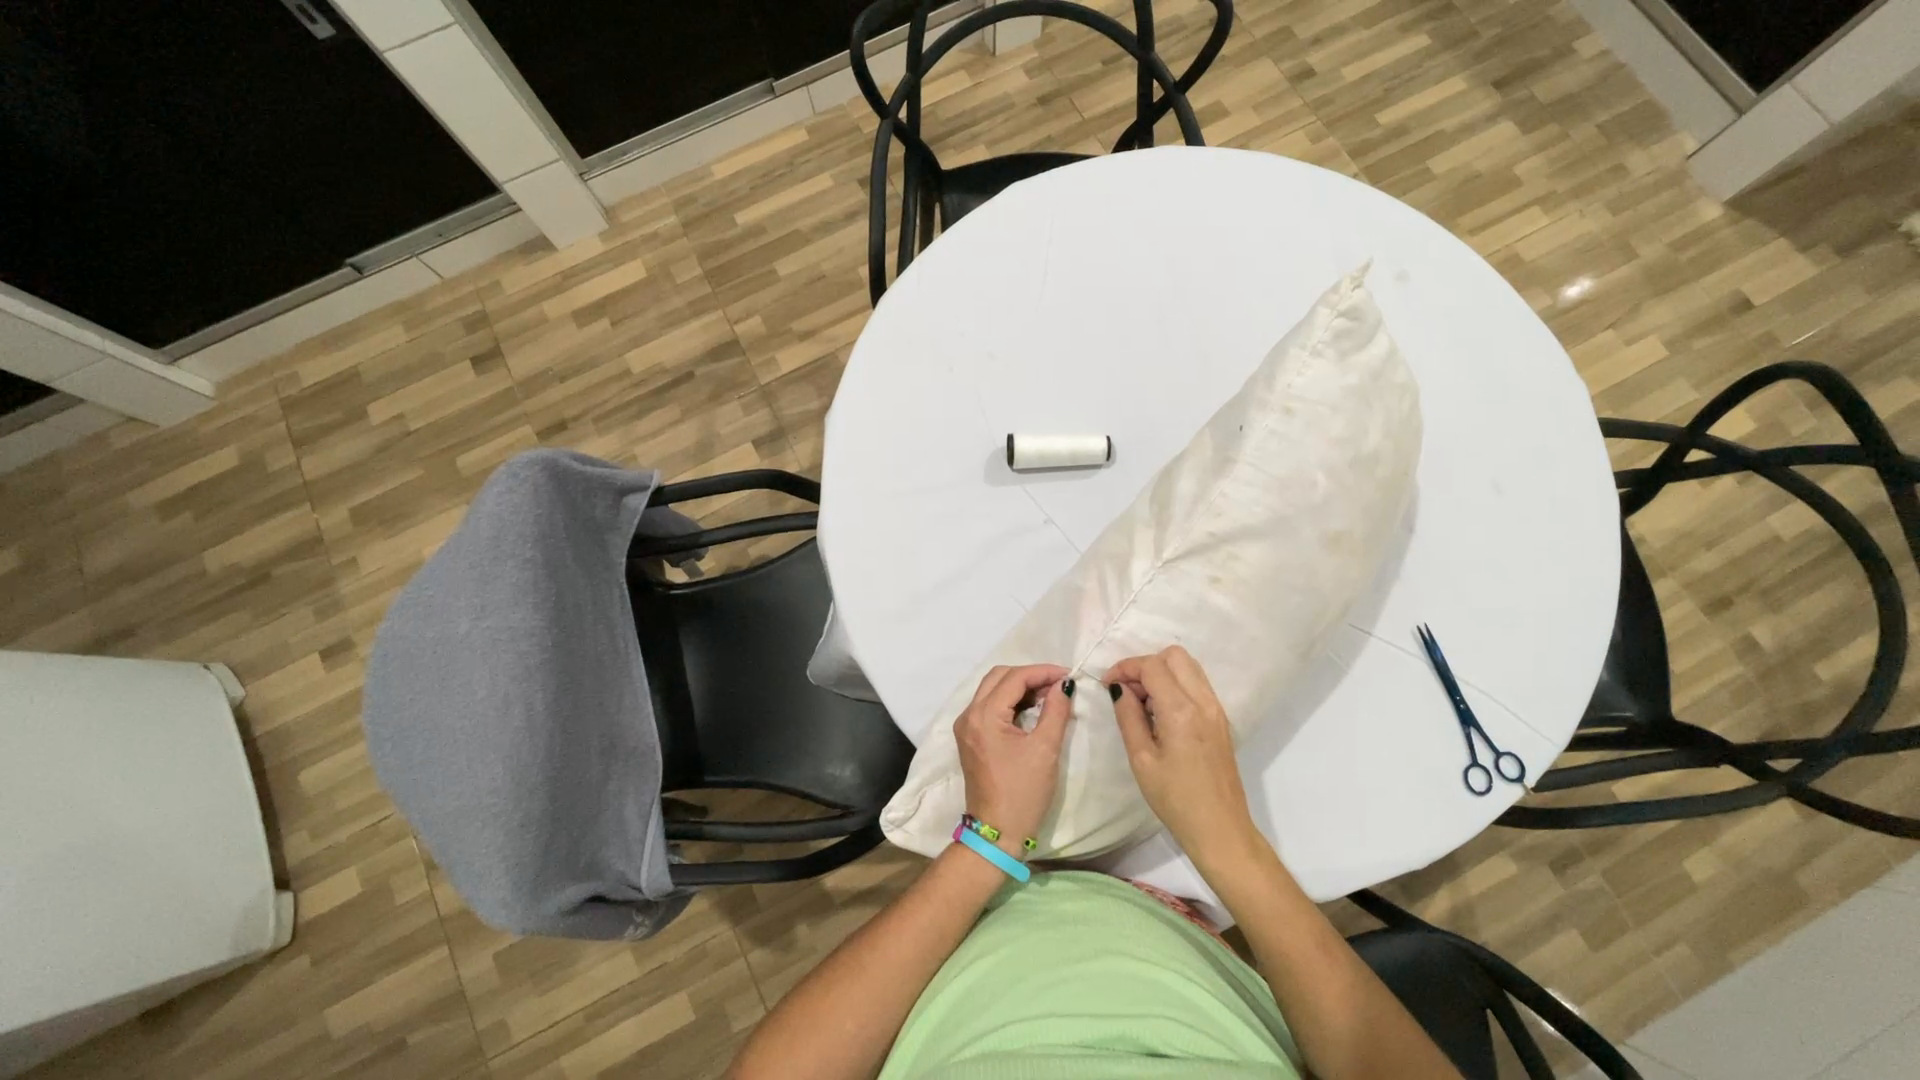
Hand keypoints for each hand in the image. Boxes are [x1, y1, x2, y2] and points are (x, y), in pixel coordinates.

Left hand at [954, 664, 1073, 850]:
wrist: (997, 832)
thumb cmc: (1023, 792)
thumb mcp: (1045, 749)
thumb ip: (1055, 710)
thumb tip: (1063, 685)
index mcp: (983, 716)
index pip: (1014, 678)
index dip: (1042, 672)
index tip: (1068, 676)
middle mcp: (968, 715)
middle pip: (998, 677)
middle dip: (1029, 676)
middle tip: (1058, 685)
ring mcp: (966, 727)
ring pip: (992, 690)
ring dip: (1019, 688)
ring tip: (1049, 695)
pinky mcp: (970, 737)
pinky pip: (989, 706)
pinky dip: (1010, 702)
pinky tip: (1032, 709)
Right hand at [1107, 646, 1258, 869]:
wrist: (1219, 827)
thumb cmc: (1175, 799)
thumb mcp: (1141, 759)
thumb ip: (1128, 717)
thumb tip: (1119, 689)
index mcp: (1181, 711)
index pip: (1152, 666)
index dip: (1125, 668)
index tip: (1107, 685)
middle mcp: (1204, 701)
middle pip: (1175, 655)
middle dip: (1145, 665)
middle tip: (1127, 692)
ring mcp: (1216, 709)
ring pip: (1189, 667)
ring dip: (1162, 673)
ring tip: (1142, 703)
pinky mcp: (1221, 719)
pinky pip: (1197, 685)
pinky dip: (1176, 686)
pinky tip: (1161, 714)